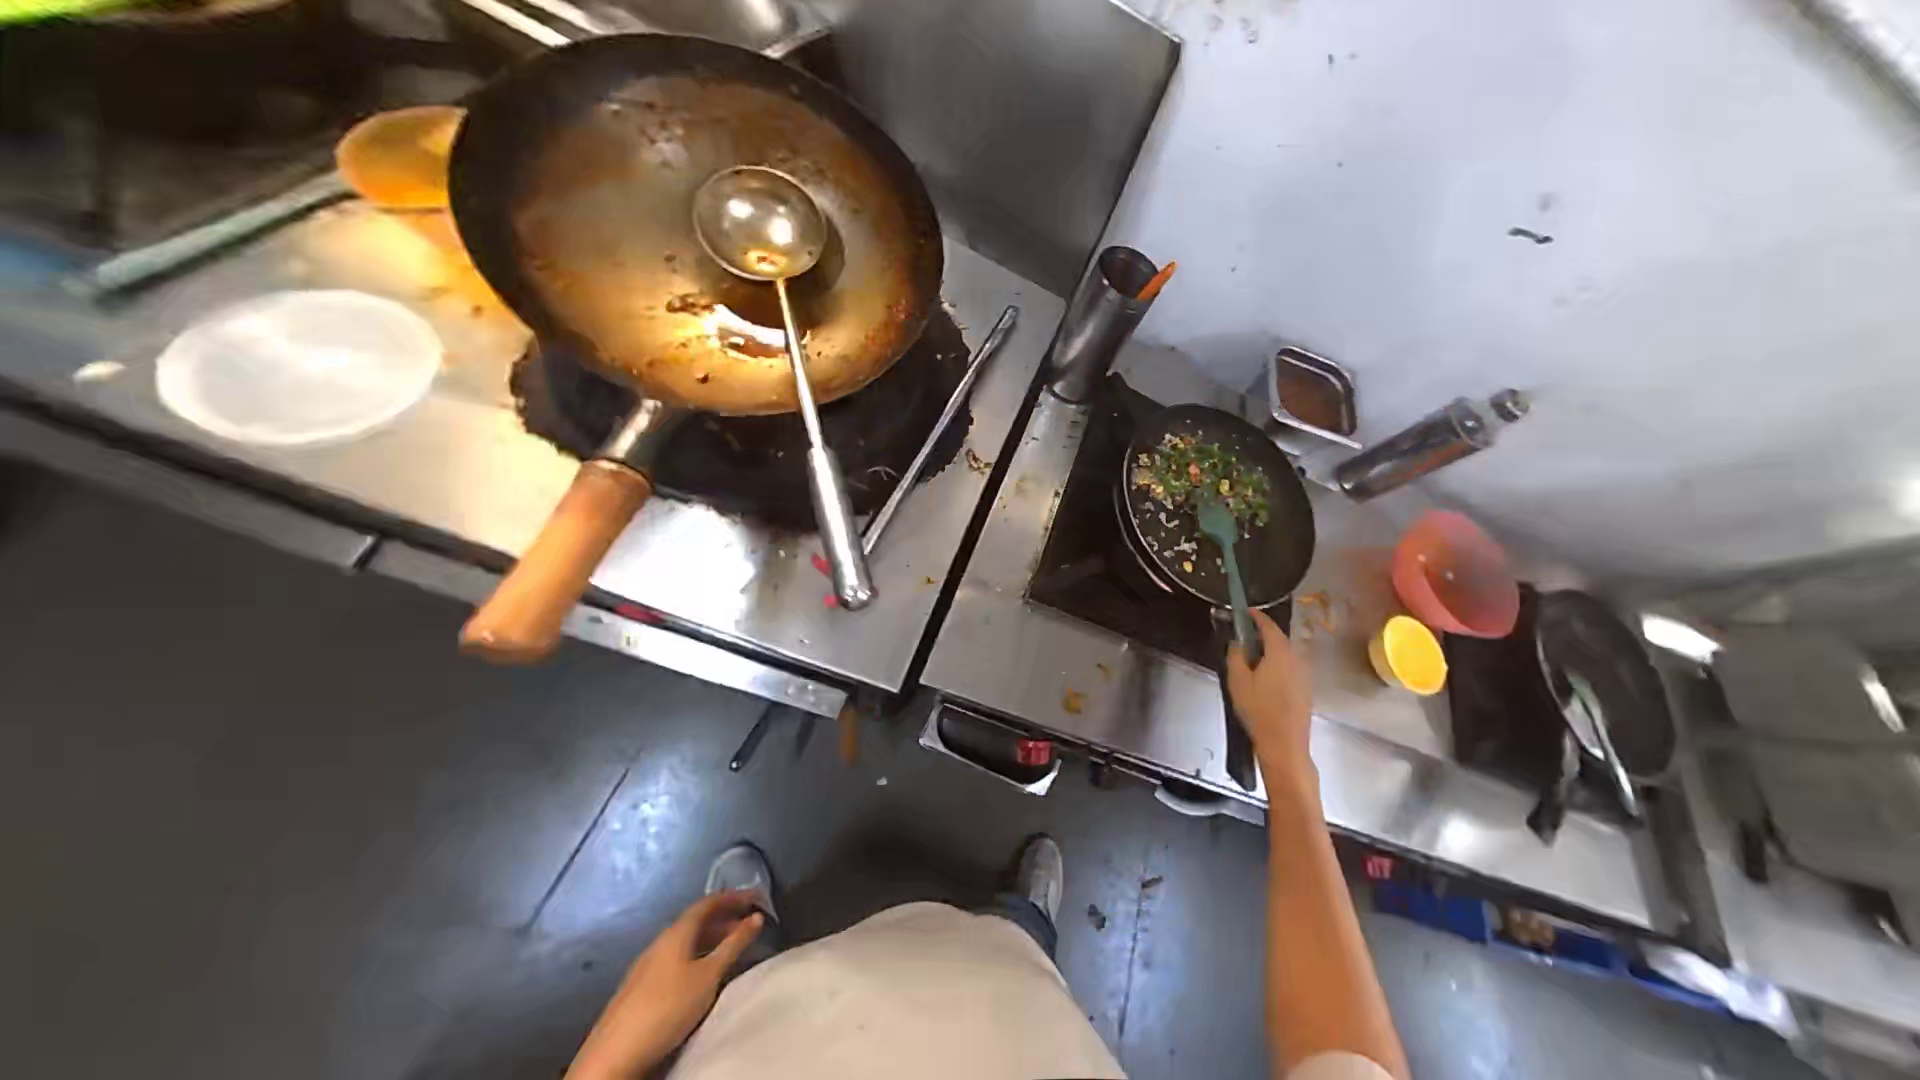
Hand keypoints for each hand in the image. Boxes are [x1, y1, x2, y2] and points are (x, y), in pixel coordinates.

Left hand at [565, 891, 764, 1079]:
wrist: (614, 1056)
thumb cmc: (668, 1007)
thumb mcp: (708, 976)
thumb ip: (733, 945)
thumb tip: (756, 917)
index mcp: (676, 933)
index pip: (708, 903)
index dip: (733, 897)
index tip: (756, 899)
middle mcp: (660, 942)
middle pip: (696, 922)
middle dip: (724, 919)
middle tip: (749, 925)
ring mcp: (646, 965)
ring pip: (685, 942)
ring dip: (710, 939)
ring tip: (731, 949)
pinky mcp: (640, 987)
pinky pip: (675, 959)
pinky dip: (696, 956)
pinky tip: (702, 974)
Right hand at [1226, 608, 1315, 792]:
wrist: (1285, 743)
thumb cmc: (1258, 710)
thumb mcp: (1237, 681)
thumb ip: (1236, 656)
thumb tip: (1238, 642)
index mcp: (1279, 653)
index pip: (1268, 626)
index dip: (1256, 616)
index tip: (1245, 611)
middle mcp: (1296, 659)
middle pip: (1279, 639)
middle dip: (1262, 635)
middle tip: (1242, 637)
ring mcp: (1304, 674)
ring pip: (1285, 654)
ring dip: (1269, 651)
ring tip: (1250, 659)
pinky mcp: (1306, 688)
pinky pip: (1290, 667)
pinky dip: (1277, 664)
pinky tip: (1264, 677)